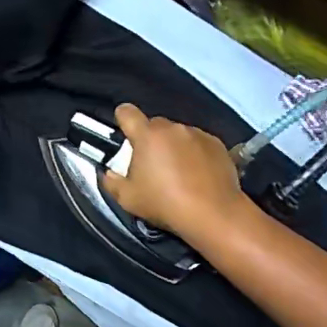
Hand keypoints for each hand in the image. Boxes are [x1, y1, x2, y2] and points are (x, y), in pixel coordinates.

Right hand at [101, 103, 251, 238]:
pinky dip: (195, 154)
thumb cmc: (165, 203)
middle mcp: (173, 128)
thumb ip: (111, 182)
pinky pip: (199, 143)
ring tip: (178, 173)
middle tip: (151, 165)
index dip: (122, 119)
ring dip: (174, 147)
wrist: (212, 213)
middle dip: (150, 140)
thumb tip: (108, 174)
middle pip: (154, 125)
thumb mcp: (128, 199)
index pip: (127, 112)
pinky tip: (197, 175)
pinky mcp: (218, 144)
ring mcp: (198, 134)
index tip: (123, 132)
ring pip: (178, 134)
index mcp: (147, 136)